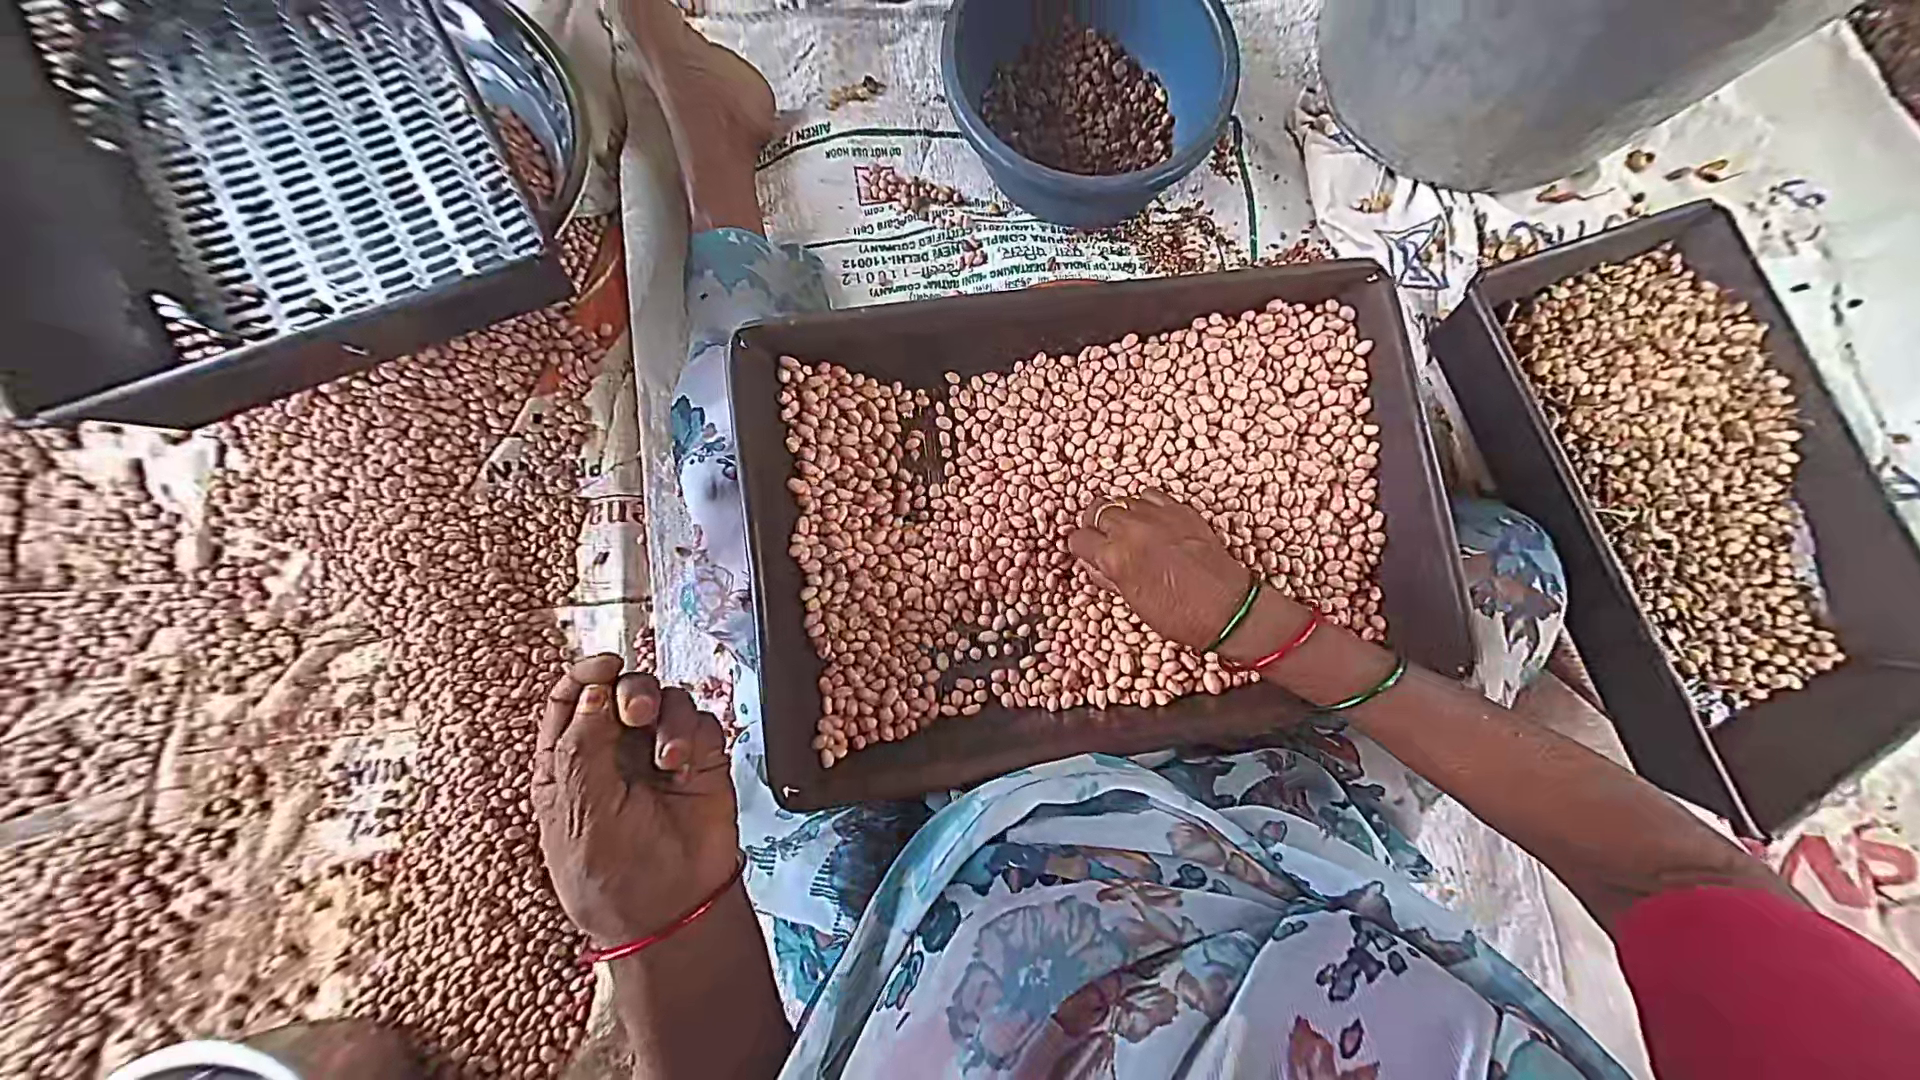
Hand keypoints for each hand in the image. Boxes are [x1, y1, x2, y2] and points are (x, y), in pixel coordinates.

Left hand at [533, 654, 737, 947]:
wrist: (672, 905)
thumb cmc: (610, 871)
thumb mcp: (578, 813)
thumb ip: (582, 747)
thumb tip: (596, 689)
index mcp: (572, 760)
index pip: (573, 699)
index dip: (587, 674)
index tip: (606, 665)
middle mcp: (616, 748)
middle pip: (624, 688)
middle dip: (633, 691)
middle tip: (638, 714)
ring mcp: (660, 751)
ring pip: (668, 699)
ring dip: (669, 717)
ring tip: (669, 757)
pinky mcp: (701, 756)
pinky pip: (702, 720)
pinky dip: (696, 734)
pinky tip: (687, 766)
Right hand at [1067, 490, 1253, 650]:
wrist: (1228, 609)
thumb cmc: (1181, 615)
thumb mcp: (1132, 601)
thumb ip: (1109, 575)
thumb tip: (1097, 562)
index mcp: (1115, 558)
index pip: (1079, 539)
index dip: (1082, 547)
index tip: (1088, 551)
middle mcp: (1132, 531)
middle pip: (1097, 511)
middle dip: (1098, 526)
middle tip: (1106, 539)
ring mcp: (1157, 517)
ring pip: (1122, 500)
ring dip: (1121, 514)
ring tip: (1130, 532)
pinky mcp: (1180, 510)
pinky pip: (1149, 496)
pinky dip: (1145, 505)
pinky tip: (1150, 521)